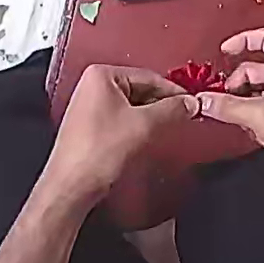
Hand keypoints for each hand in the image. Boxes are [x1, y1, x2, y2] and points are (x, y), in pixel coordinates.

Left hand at [42, 65, 197, 207]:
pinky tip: (149, 136)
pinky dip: (138, 125)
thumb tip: (192, 102)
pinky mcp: (91, 125)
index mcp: (101, 75)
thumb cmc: (100, 150)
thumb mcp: (143, 125)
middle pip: (140, 89)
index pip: (148, 77)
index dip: (173, 92)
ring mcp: (90, 105)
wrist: (71, 187)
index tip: (192, 103)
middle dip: (162, 104)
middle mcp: (93, 85)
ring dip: (152, 116)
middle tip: (185, 116)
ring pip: (133, 105)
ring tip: (170, 127)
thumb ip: (171, 109)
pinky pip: (122, 117)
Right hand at [195, 29, 263, 189]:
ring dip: (240, 99)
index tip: (226, 50)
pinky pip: (261, 105)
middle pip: (256, 67)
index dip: (244, 40)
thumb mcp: (258, 115)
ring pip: (256, 88)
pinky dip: (248, 111)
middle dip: (236, 80)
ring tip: (227, 111)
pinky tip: (242, 125)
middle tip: (221, 95)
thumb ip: (226, 105)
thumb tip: (205, 99)